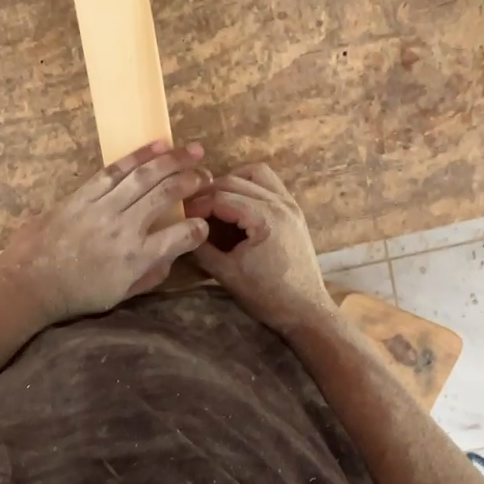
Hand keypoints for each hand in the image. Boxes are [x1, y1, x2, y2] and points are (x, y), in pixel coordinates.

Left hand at [0, 141, 211, 324]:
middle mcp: (124, 229)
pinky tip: (158, 147)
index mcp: (136, 259)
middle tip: (208, 176)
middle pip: (166, 195)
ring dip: (173, 161)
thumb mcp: (119, 296)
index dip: (198, 228)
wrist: (29, 283)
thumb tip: (171, 255)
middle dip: (192, 182)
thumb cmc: (75, 295)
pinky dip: (139, 156)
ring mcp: (102, 208)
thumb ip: (149, 275)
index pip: (181, 237)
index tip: (203, 223)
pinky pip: (115, 170)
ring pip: (144, 177)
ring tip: (193, 151)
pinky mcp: (83, 195)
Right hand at [186, 162, 335, 334]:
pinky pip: (269, 183)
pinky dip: (249, 186)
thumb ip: (201, 248)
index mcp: (264, 218)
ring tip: (214, 200)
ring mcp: (290, 204)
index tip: (179, 215)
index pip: (220, 198)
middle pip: (234, 181)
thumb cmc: (266, 295)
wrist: (305, 310)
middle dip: (208, 191)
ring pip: (255, 173)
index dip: (195, 205)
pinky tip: (236, 204)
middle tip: (190, 208)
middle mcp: (279, 203)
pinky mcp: (294, 210)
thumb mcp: (226, 273)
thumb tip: (181, 231)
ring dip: (231, 181)